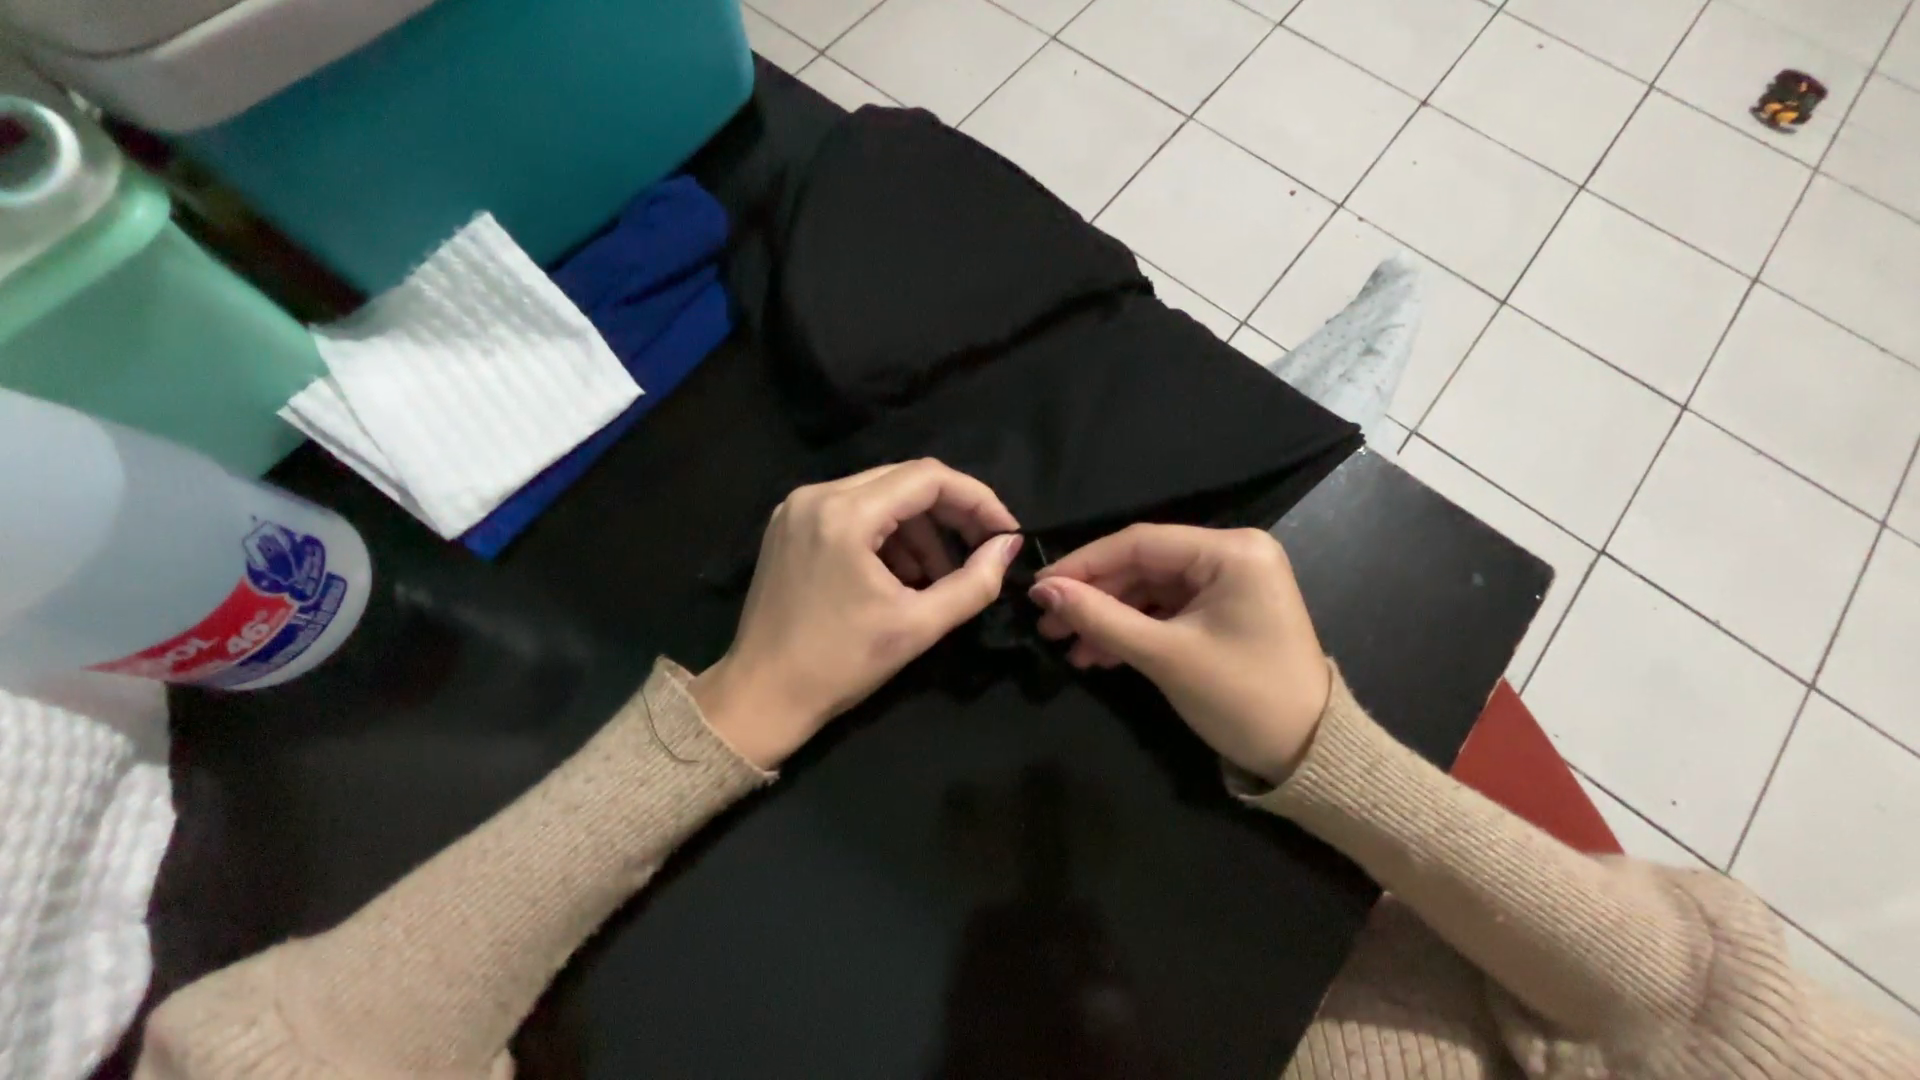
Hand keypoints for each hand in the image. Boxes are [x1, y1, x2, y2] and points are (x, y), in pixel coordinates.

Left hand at [692, 460, 1022, 768]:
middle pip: (904, 480)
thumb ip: (973, 582)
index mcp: (845, 514)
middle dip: (950, 514)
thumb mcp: (917, 625)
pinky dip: (886, 536)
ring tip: (938, 578)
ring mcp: (797, 508)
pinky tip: (901, 577)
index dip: (977, 499)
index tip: (1005, 532)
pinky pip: (852, 512)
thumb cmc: (840, 665)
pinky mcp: (789, 525)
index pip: (928, 478)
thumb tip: (1009, 547)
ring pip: (880, 496)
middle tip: (982, 550)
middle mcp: (816, 495)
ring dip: (918, 530)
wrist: (762, 695)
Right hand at [1029, 526, 1329, 782]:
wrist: (1308, 755)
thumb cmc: (1241, 697)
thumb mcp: (1164, 655)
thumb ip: (1100, 617)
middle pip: (1143, 566)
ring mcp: (1229, 583)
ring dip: (1109, 619)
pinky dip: (1134, 631)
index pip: (1140, 543)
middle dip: (1094, 597)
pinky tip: (1099, 655)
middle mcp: (1232, 555)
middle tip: (1046, 625)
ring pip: (1150, 590)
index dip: (1083, 564)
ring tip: (1068, 650)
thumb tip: (1043, 591)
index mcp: (1231, 550)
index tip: (1038, 588)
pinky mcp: (1224, 611)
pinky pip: (1167, 610)